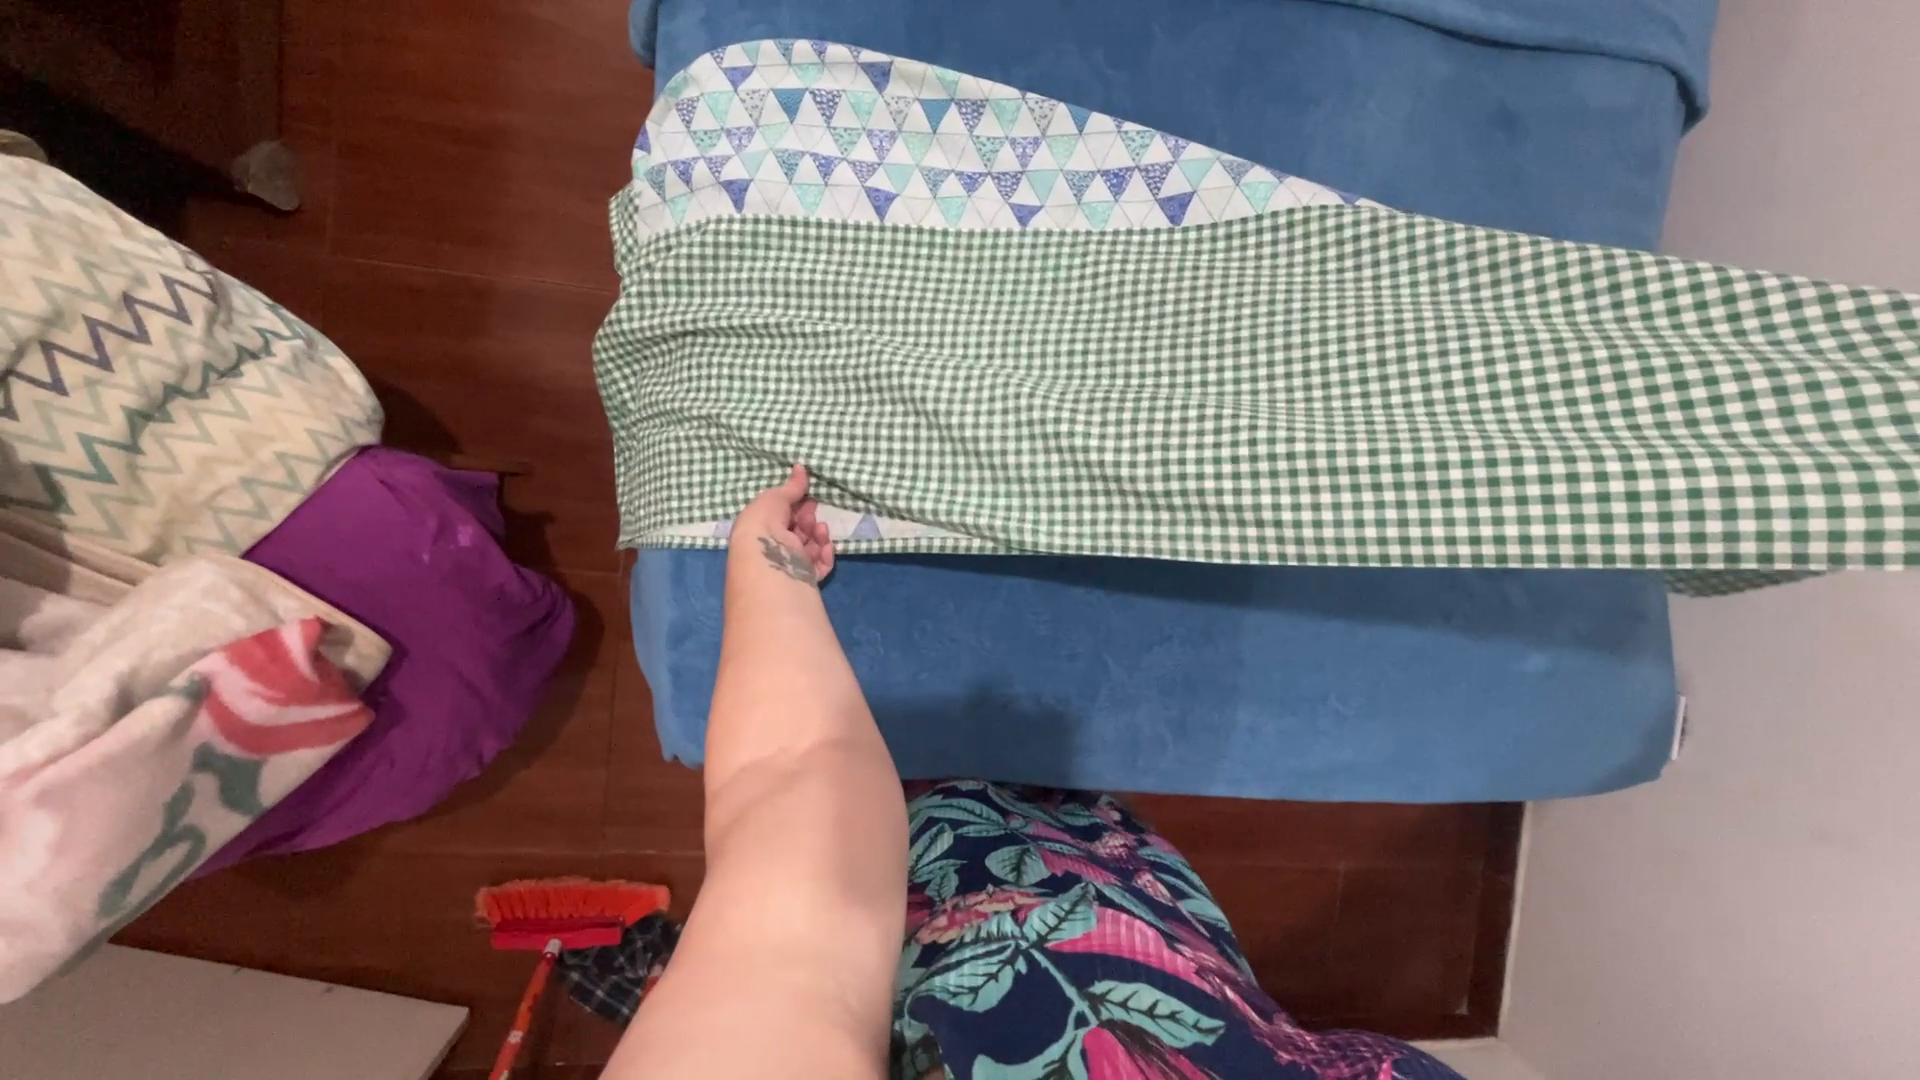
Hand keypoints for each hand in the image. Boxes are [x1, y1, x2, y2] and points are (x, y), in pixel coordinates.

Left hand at [730, 464, 834, 585]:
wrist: (767, 559)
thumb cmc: (763, 524)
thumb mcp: (773, 498)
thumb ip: (791, 486)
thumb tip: (801, 467)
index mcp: (760, 530)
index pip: (781, 517)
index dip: (795, 505)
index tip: (807, 495)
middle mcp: (774, 549)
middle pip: (798, 532)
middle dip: (807, 520)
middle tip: (811, 512)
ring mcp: (790, 566)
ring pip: (811, 547)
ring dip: (818, 536)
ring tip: (819, 529)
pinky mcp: (805, 579)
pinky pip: (820, 566)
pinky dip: (825, 555)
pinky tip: (825, 545)